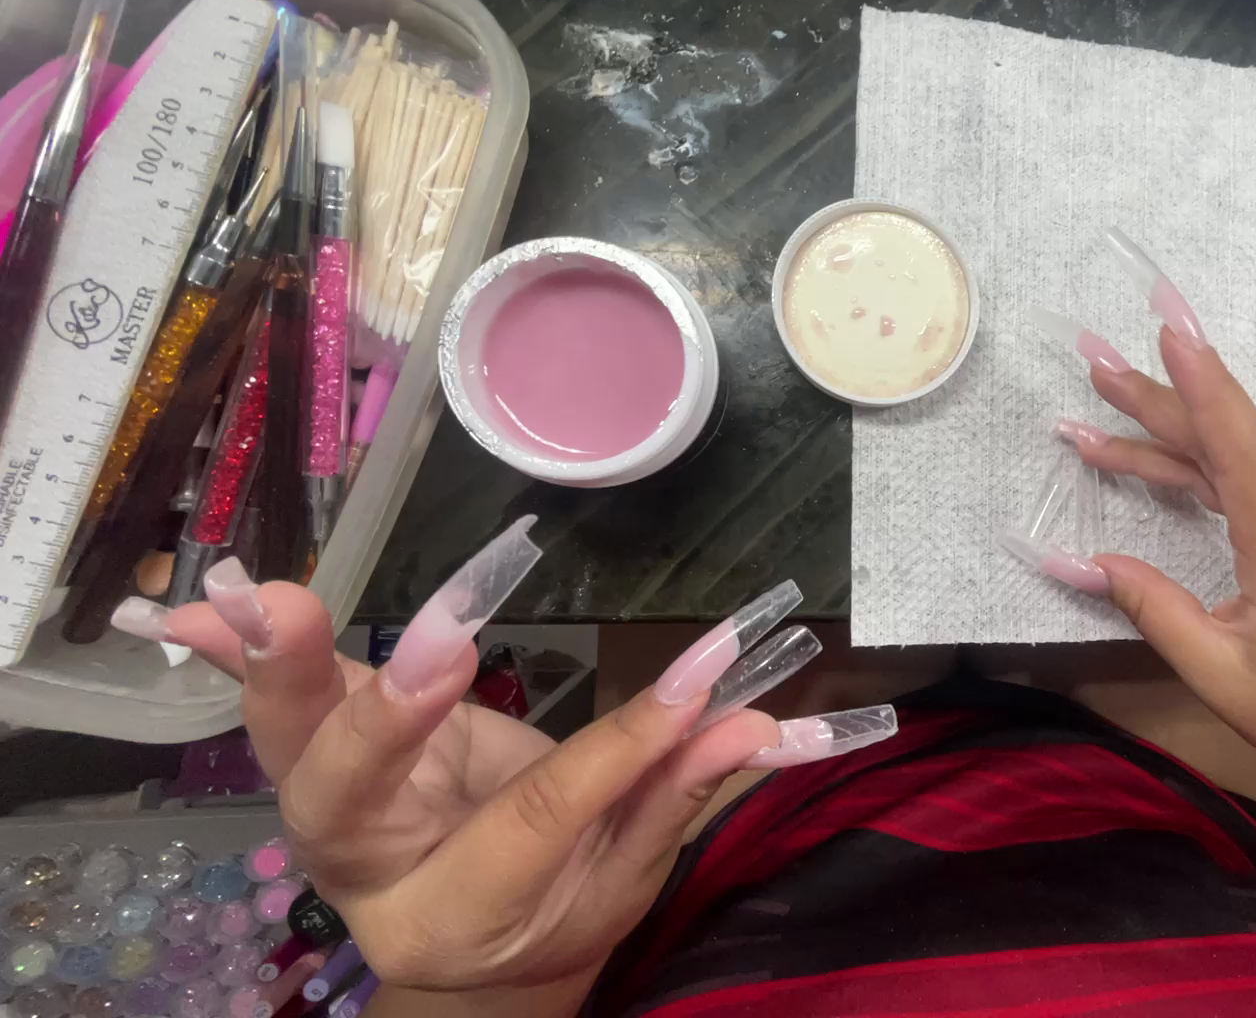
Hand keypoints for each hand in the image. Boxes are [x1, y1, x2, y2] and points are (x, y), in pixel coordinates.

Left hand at [114, 563, 781, 993]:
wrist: (482, 937)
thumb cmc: (564, 907)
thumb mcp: (629, 872)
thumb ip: (679, 793)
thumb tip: (760, 725)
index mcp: (461, 912)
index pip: (548, 814)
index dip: (630, 742)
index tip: (705, 670)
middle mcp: (374, 871)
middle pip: (356, 801)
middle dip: (396, 717)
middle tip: (444, 643)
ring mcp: (340, 813)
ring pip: (295, 750)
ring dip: (278, 671)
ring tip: (261, 599)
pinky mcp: (339, 757)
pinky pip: (292, 707)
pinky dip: (249, 654)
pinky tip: (213, 601)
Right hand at [1044, 234, 1255, 802]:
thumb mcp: (1218, 669)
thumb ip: (1149, 606)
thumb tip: (1072, 562)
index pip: (1240, 447)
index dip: (1202, 384)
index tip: (1169, 330)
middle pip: (1223, 435)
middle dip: (1156, 392)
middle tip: (1094, 356)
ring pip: (1226, 454)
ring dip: (1162, 426)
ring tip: (1099, 399)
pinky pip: (1238, 480)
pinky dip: (1188, 463)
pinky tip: (1146, 458)